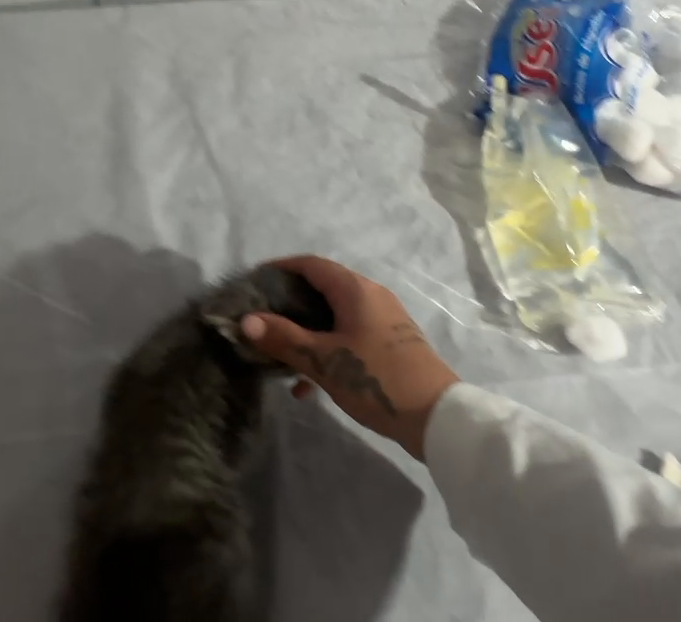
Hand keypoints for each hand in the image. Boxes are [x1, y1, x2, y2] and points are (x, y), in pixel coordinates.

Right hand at [241, 255, 459, 458]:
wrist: (436, 415)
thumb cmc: (376, 380)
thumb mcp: (324, 361)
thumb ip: (284, 339)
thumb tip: (245, 320)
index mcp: (355, 290)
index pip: (311, 264)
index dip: (280, 269)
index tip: (253, 284)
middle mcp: (370, 295)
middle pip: (321, 289)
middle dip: (288, 306)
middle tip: (259, 323)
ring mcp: (382, 319)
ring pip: (333, 316)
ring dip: (305, 333)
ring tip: (278, 359)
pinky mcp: (388, 343)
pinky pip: (347, 334)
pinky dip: (326, 349)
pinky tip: (307, 385)